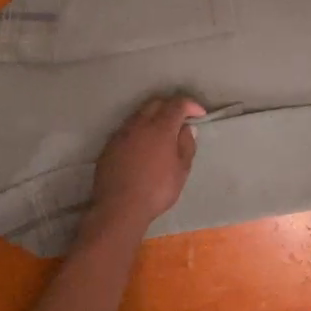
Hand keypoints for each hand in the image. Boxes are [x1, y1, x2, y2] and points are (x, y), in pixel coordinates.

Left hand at [87, 94, 204, 235]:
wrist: (119, 208)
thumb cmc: (156, 190)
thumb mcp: (181, 171)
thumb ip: (186, 145)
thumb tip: (187, 128)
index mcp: (161, 127)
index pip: (178, 104)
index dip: (191, 105)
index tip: (200, 114)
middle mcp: (140, 124)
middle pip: (157, 103)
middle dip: (171, 106)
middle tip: (181, 118)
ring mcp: (122, 133)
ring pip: (140, 114)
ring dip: (154, 116)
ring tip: (162, 130)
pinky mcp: (110, 144)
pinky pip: (128, 128)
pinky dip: (140, 129)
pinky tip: (143, 144)